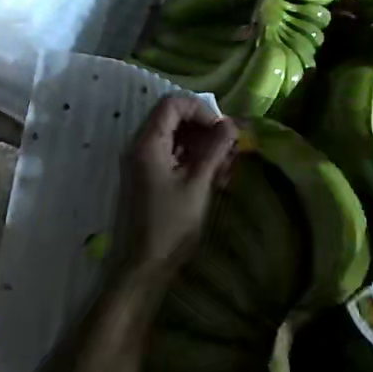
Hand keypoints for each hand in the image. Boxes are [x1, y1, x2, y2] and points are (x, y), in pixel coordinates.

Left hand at [120, 95, 238, 278]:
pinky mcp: (149, 178)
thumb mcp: (198, 185)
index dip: (201, 109)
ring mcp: (143, 163)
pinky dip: (193, 159)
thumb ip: (214, 150)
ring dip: (202, 144)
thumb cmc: (171, 225)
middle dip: (204, 127)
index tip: (222, 130)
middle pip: (173, 118)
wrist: (143, 267)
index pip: (173, 104)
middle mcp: (141, 147)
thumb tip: (231, 124)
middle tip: (229, 147)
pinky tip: (214, 176)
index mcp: (148, 144)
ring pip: (175, 137)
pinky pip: (172, 155)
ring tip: (225, 165)